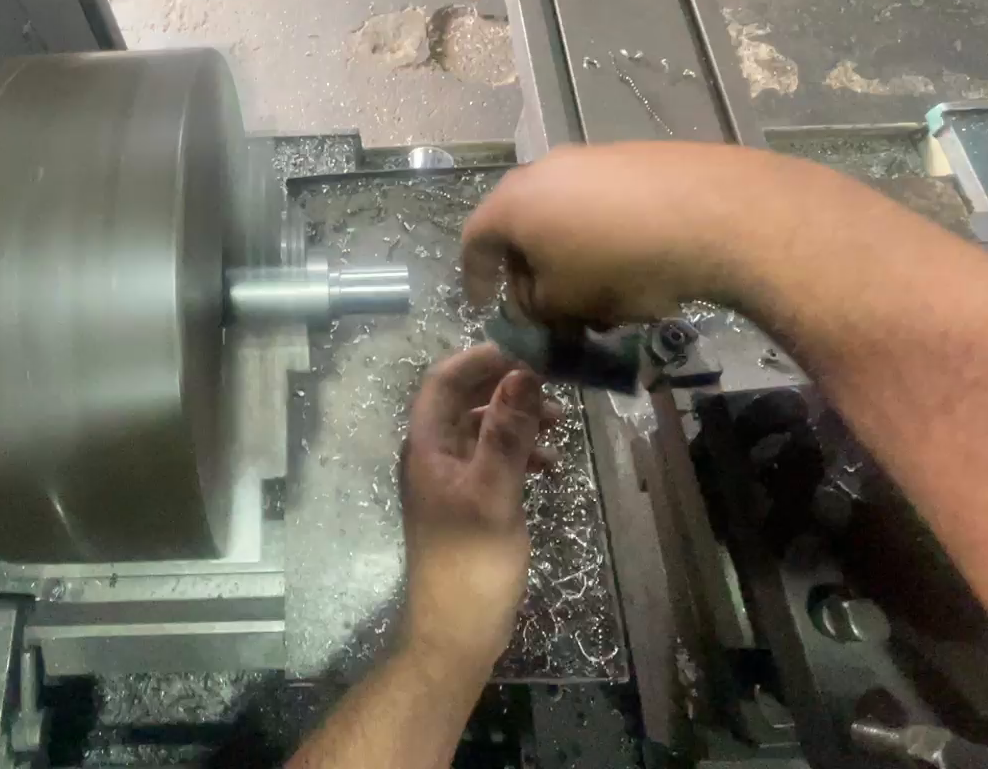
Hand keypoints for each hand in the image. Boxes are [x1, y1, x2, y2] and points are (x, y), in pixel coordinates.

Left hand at [400, 346, 559, 678]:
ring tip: (560, 425)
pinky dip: (520, 453)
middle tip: (552, 388)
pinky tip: (550, 467)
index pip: (443, 381)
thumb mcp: (493, 493)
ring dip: (518, 420)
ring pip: (483, 429)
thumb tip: (522, 373)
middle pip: (465, 401)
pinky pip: (493, 459)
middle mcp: (433, 453)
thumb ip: (506, 433)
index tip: (524, 353)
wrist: (455, 634)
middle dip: (506, 389)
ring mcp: (450, 477)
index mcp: (426, 444)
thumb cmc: (470, 563)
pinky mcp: (468, 499)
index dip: (479, 360)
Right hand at [460, 142, 806, 324]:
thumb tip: (535, 302)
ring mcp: (591, 158)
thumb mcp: (563, 302)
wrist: (714, 214)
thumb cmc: (618, 264)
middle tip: (544, 304)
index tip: (484, 303)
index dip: (475, 277)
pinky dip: (602, 234)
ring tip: (596, 291)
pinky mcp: (635, 158)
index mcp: (512, 202)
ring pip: (564, 214)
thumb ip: (534, 307)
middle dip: (528, 269)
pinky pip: (601, 202)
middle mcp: (543, 170)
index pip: (474, 241)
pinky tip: (632, 262)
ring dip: (568, 254)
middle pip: (520, 225)